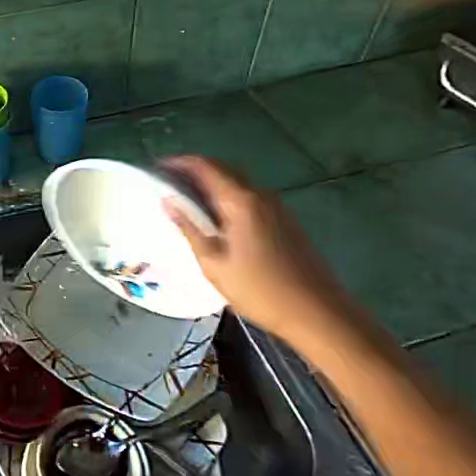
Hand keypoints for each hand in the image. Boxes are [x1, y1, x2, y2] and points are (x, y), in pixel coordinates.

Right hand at [161, 156, 375, 352]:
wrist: (317, 313)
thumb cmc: (260, 290)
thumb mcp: (214, 263)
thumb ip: (190, 228)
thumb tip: (168, 202)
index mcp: (240, 200)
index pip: (205, 166)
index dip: (179, 163)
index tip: (158, 169)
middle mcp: (259, 194)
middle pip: (222, 169)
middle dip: (194, 171)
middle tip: (169, 184)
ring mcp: (276, 206)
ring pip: (238, 182)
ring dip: (212, 184)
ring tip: (188, 201)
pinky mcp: (285, 220)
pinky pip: (250, 196)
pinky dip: (228, 197)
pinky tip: (218, 218)